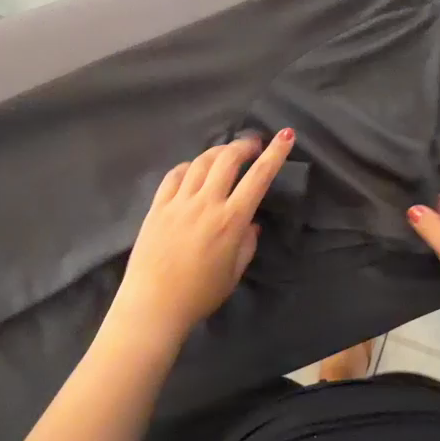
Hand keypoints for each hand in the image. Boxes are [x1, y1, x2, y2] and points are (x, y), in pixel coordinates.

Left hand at [106, 130, 295, 343]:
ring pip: (200, 162)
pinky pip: (174, 175)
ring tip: (227, 154)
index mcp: (231, 220)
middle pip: (227, 159)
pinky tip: (192, 170)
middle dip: (244, 146)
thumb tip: (251, 224)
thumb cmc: (200, 295)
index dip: (275, 154)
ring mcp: (179, 202)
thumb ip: (247, 245)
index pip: (258, 178)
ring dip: (218, 152)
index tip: (286, 136)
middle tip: (253, 144)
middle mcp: (206, 203)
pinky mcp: (157, 207)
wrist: (153, 305)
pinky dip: (188, 166)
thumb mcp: (233, 274)